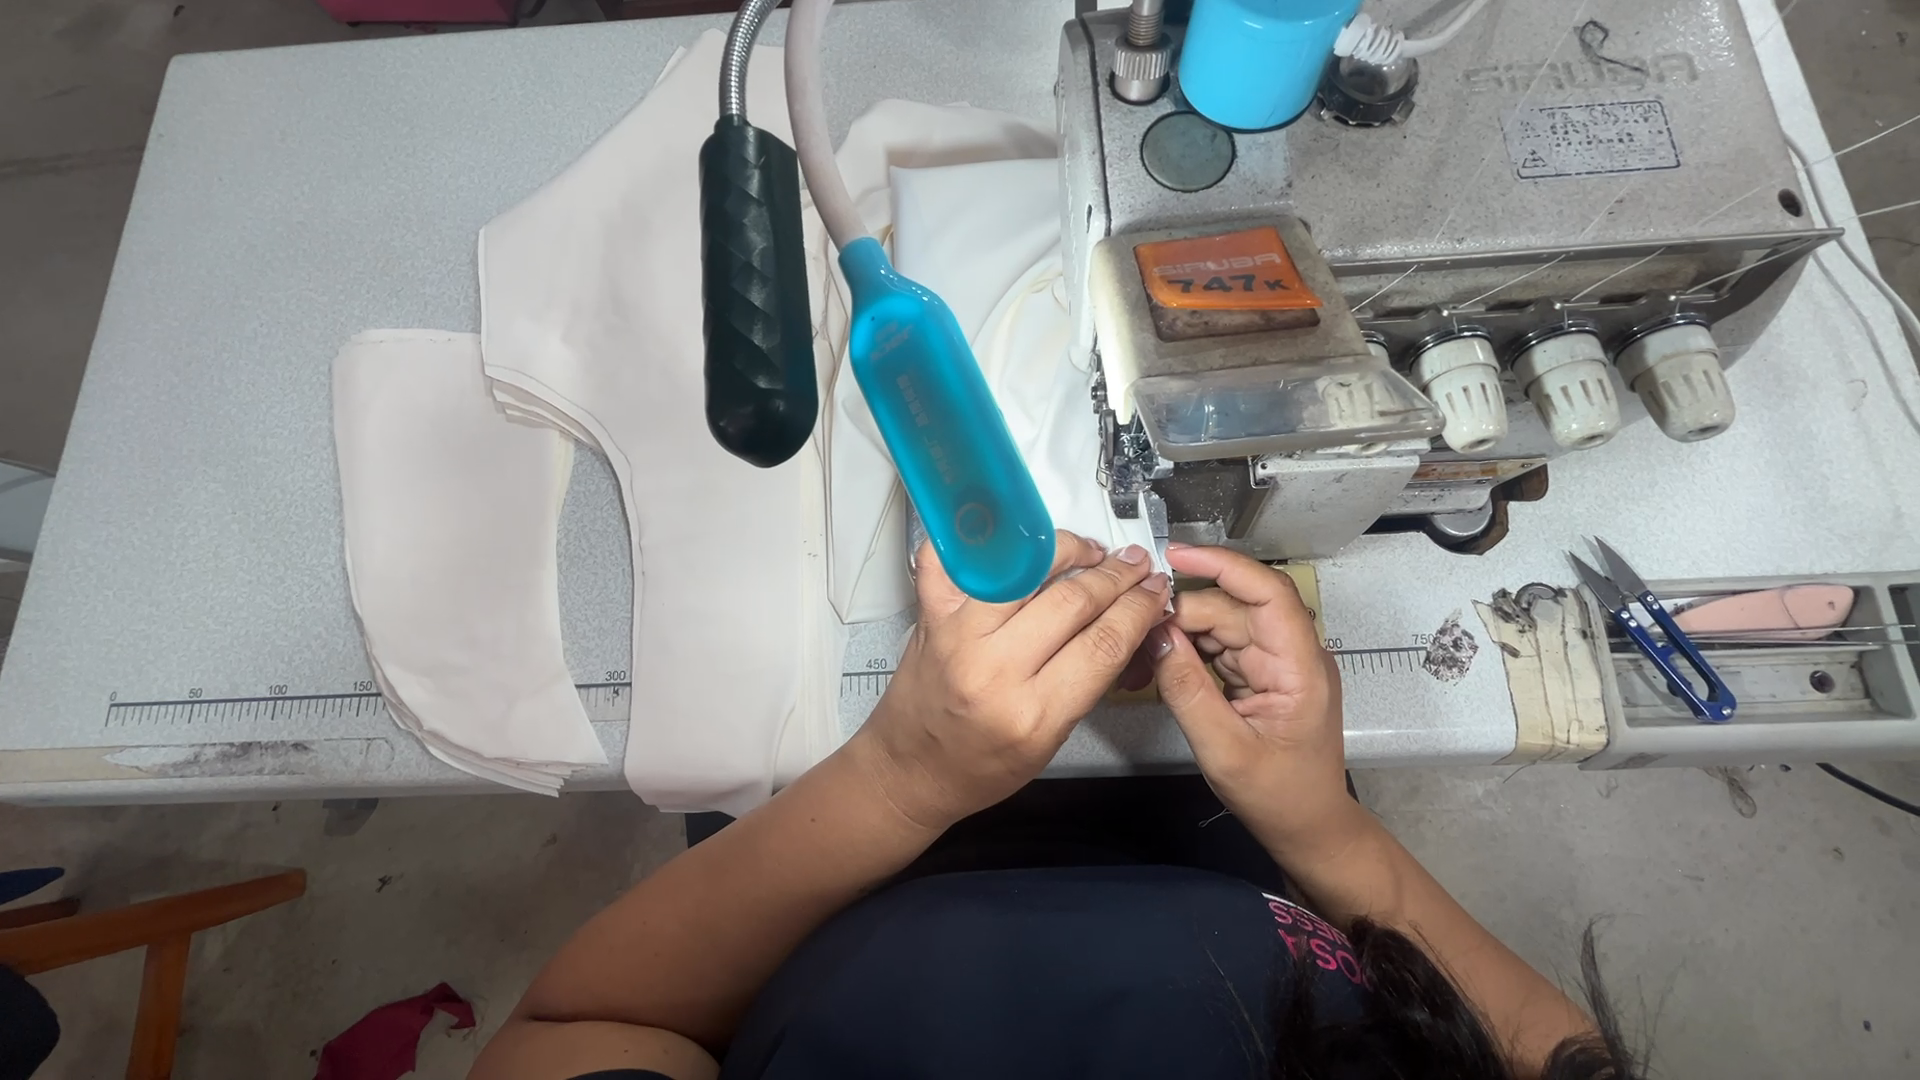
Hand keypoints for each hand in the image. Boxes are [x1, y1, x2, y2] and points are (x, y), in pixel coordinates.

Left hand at [850, 531, 1169, 830]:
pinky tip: (1014, 533)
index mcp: (1031, 714)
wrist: (909, 770)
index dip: (1139, 609)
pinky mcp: (929, 615)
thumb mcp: (1050, 742)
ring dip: (1065, 549)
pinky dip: (978, 538)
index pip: (1103, 644)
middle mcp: (992, 669)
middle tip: (1135, 565)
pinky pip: (950, 559)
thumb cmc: (981, 766)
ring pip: (1023, 570)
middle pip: (1071, 602)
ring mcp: (955, 636)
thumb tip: (1124, 621)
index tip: (1156, 591)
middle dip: (1115, 577)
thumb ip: (1086, 681)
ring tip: (1090, 550)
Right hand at [1145, 545, 1364, 857]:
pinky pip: (1215, 648)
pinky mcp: (1257, 675)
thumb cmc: (1277, 797)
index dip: (1222, 566)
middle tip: (1134, 641)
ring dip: (1176, 637)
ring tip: (1139, 662)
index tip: (1174, 557)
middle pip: (1229, 609)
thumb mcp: (1224, 750)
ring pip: (1217, 626)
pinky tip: (1156, 668)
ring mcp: (1273, 663)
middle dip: (1179, 617)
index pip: (1267, 593)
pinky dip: (1184, 655)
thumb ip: (1187, 690)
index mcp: (1299, 667)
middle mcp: (1289, 654)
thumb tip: (1156, 634)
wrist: (1308, 830)